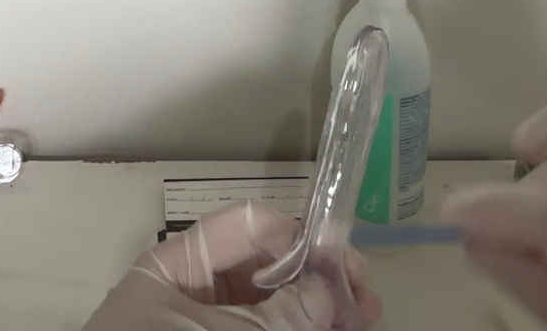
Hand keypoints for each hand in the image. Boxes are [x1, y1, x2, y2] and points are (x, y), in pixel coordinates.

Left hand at [81, 201, 382, 330]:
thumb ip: (278, 315)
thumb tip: (327, 286)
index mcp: (180, 265)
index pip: (247, 226)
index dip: (297, 236)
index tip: (345, 263)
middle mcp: (196, 291)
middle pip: (265, 268)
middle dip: (317, 276)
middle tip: (366, 299)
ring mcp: (209, 327)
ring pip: (271, 307)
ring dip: (316, 309)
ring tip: (364, 319)